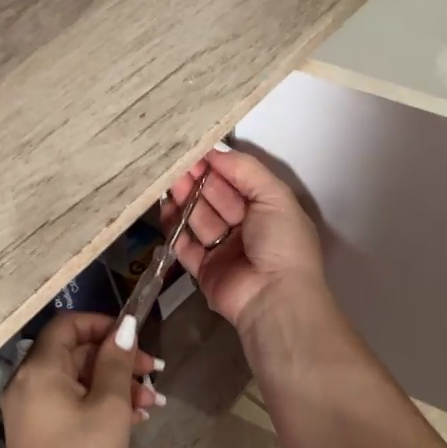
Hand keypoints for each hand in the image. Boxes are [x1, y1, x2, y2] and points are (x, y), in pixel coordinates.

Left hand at [1, 312, 161, 447]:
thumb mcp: (110, 405)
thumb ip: (117, 362)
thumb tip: (126, 326)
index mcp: (39, 369)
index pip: (67, 325)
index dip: (102, 324)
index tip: (135, 338)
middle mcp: (28, 383)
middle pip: (75, 353)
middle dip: (118, 361)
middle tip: (154, 373)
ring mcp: (30, 409)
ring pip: (77, 381)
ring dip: (115, 385)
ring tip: (151, 402)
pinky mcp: (38, 432)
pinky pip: (70, 404)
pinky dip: (100, 405)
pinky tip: (134, 419)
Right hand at [163, 146, 325, 329]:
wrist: (274, 298)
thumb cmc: (282, 243)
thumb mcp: (274, 196)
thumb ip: (245, 170)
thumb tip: (216, 149)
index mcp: (268, 210)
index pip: (238, 181)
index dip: (218, 165)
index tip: (195, 149)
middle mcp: (246, 228)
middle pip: (216, 198)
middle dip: (197, 179)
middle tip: (174, 162)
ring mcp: (224, 250)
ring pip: (199, 219)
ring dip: (184, 200)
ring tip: (166, 181)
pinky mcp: (205, 270)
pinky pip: (186, 246)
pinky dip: (175, 229)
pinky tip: (164, 210)